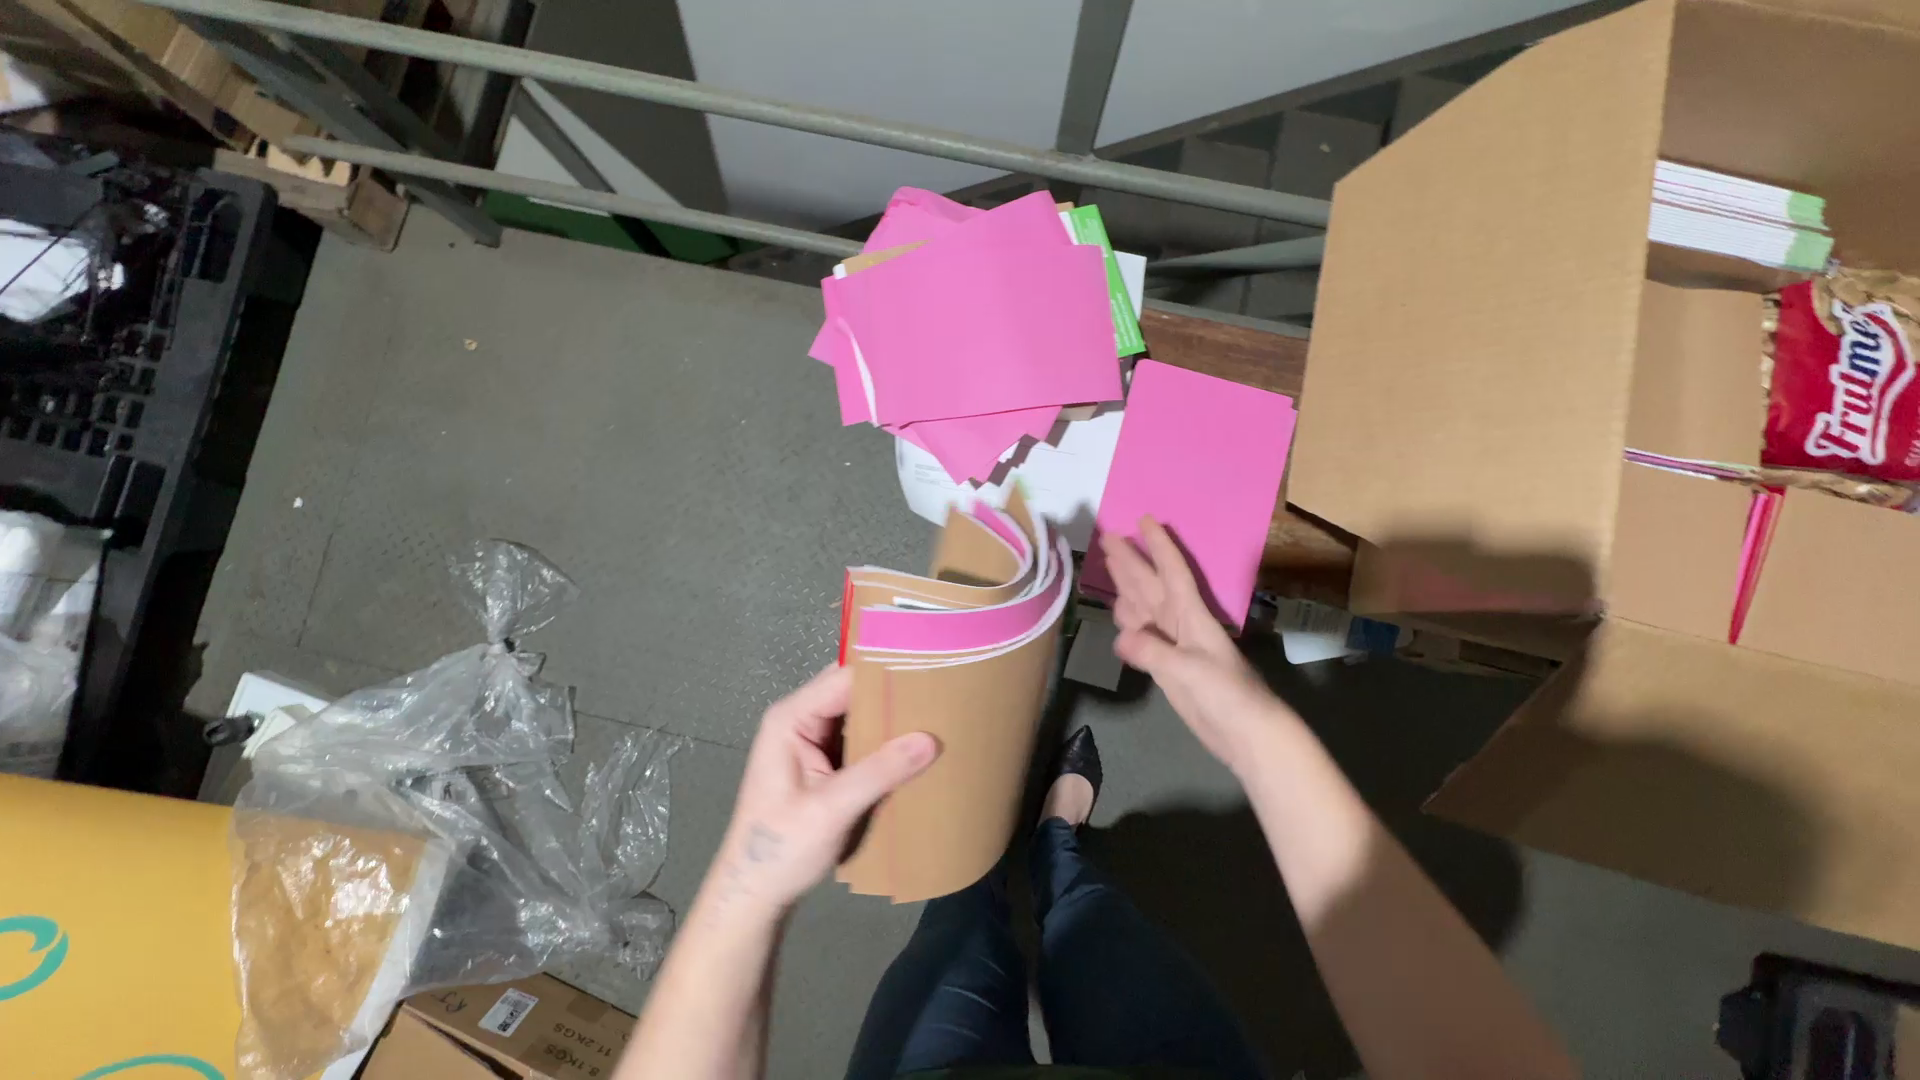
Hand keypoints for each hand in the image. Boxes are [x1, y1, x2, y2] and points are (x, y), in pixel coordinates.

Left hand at [703, 665, 938, 917]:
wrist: (754, 894)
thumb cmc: (781, 849)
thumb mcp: (832, 809)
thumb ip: (880, 771)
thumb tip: (930, 739)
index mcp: (791, 719)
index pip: (845, 678)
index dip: (885, 673)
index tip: (930, 672)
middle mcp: (800, 720)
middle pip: (853, 691)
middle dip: (893, 694)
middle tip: (943, 694)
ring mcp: (810, 742)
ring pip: (859, 715)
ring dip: (892, 719)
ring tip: (939, 714)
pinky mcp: (823, 763)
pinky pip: (859, 739)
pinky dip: (884, 741)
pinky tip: (916, 745)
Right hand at [1100, 517, 1297, 773]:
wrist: (1245, 733)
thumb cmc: (1227, 695)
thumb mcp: (1190, 671)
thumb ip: (1154, 653)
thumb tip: (1121, 637)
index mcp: (1192, 616)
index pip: (1172, 572)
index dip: (1159, 546)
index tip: (1144, 519)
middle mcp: (1181, 624)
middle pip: (1151, 584)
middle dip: (1130, 561)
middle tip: (1107, 536)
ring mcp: (1174, 645)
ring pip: (1145, 606)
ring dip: (1127, 586)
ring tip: (1110, 566)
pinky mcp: (1168, 666)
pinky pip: (1142, 634)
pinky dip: (1128, 623)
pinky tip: (1119, 617)